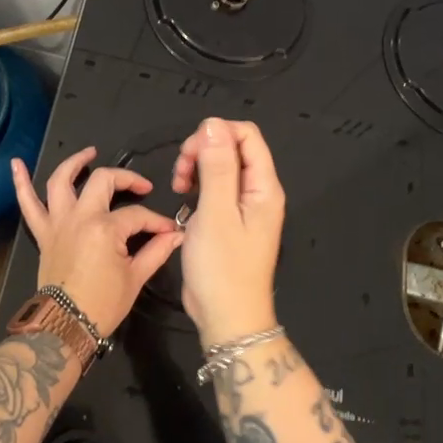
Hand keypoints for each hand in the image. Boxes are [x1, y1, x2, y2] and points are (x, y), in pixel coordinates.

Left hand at [12, 148, 183, 335]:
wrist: (65, 325)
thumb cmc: (103, 304)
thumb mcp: (136, 278)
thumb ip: (157, 251)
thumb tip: (177, 235)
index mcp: (106, 228)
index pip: (137, 215)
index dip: (156, 222)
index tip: (169, 231)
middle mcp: (80, 217)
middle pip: (103, 181)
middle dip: (126, 178)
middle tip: (139, 185)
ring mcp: (58, 222)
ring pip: (61, 180)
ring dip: (74, 162)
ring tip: (89, 153)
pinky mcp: (43, 232)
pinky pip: (27, 204)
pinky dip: (20, 183)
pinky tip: (16, 164)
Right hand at [171, 118, 285, 346]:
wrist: (227, 319)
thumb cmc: (222, 267)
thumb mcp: (216, 213)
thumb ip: (216, 166)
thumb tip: (212, 123)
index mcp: (263, 186)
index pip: (246, 134)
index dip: (216, 134)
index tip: (190, 156)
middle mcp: (258, 191)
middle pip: (232, 147)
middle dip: (203, 150)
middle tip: (181, 174)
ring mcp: (245, 206)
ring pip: (221, 166)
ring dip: (197, 167)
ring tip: (179, 187)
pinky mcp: (230, 219)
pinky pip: (215, 187)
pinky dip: (197, 186)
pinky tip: (184, 199)